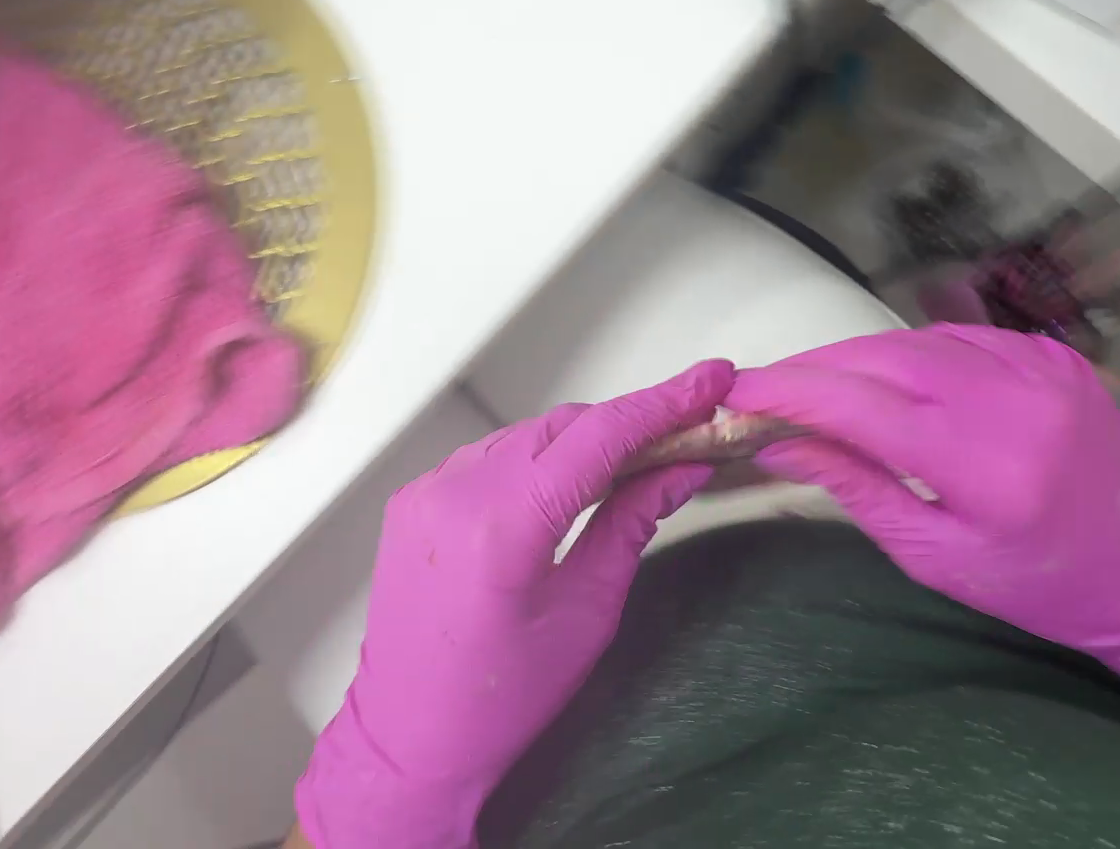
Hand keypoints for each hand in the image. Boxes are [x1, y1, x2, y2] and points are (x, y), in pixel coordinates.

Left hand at [294, 360, 734, 848]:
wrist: (408, 740)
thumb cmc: (507, 699)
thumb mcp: (587, 613)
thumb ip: (632, 523)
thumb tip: (684, 467)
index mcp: (503, 525)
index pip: (598, 438)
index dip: (662, 403)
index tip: (711, 379)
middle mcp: (456, 489)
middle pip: (562, 427)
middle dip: (626, 424)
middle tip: (683, 431)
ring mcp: (427, 488)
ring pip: (526, 435)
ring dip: (581, 440)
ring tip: (630, 463)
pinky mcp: (414, 497)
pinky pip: (490, 456)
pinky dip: (536, 459)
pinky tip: (564, 483)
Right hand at [727, 325, 1119, 722]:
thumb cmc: (1038, 584)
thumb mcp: (930, 554)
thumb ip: (851, 484)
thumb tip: (774, 441)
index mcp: (986, 465)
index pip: (860, 406)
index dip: (787, 391)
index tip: (732, 391)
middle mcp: (1015, 398)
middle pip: (880, 357)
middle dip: (810, 367)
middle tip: (762, 387)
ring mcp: (1038, 364)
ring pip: (910, 339)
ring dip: (851, 358)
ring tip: (811, 386)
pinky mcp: (1048, 352)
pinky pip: (950, 339)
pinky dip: (901, 354)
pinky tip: (882, 381)